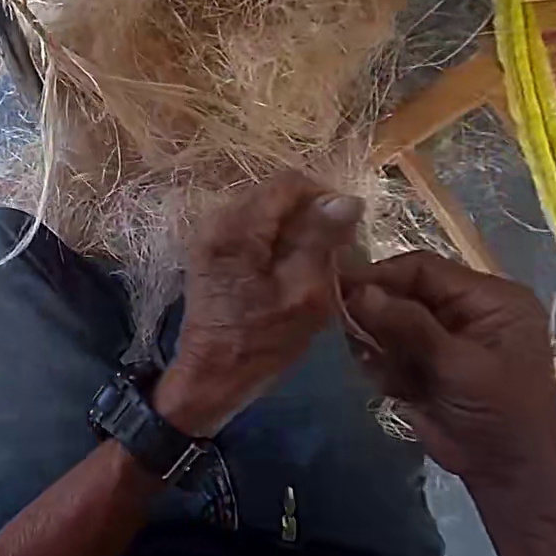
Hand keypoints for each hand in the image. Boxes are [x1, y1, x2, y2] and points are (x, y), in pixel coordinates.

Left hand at [154, 173, 363, 436]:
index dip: (325, 199)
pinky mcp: (210, 251)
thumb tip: (346, 199)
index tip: (347, 232)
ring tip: (315, 264)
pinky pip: (252, 230)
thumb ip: (321, 240)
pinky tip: (290, 269)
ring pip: (266, 212)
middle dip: (310, 216)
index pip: (288, 183)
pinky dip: (276, 242)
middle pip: (275, 195)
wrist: (211, 372)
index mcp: (235, 227)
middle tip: (335, 253)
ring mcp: (209, 235)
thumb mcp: (304, 293)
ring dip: (295, 230)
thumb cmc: (261, 341)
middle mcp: (215, 221)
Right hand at [342, 251, 555, 490]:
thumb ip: (409, 325)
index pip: (421, 267)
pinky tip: (392, 383)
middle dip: (375, 314)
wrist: (507, 472)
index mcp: (487, 297)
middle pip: (398, 290)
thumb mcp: (458, 365)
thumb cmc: (499, 413)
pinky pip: (381, 343)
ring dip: (375, 341)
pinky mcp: (419, 356)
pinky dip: (377, 361)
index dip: (379, 275)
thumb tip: (358, 291)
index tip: (338, 289)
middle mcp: (461, 307)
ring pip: (383, 317)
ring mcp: (437, 332)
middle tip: (356, 336)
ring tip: (384, 368)